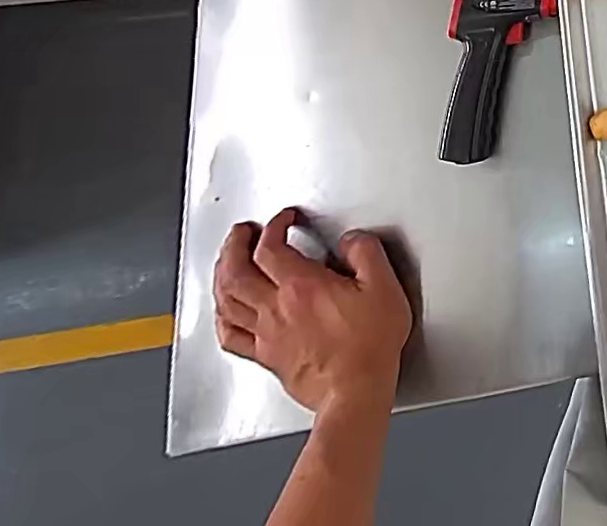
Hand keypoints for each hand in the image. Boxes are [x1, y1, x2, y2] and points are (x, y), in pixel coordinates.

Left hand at [214, 208, 413, 414]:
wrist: (355, 388)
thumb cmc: (371, 341)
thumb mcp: (384, 284)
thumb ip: (366, 253)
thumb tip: (352, 239)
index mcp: (304, 287)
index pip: (272, 248)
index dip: (275, 226)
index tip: (286, 218)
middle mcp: (277, 308)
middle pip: (236, 272)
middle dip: (235, 246)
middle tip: (243, 232)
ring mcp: (267, 334)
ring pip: (226, 301)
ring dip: (222, 275)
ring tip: (228, 262)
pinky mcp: (266, 356)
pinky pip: (230, 335)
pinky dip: (222, 316)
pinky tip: (225, 311)